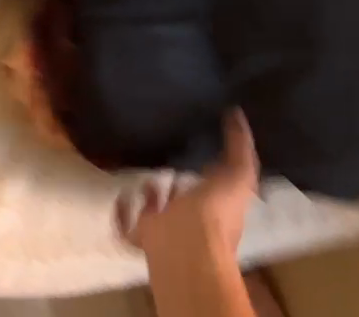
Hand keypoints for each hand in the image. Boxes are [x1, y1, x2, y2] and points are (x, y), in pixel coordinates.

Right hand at [119, 111, 259, 266]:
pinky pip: (128, 220)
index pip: (215, 182)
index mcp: (218, 205)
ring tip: (140, 169)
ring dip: (150, 194)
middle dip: (177, 180)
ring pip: (156, 208)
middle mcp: (193, 217)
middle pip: (185, 196)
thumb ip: (239, 147)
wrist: (183, 246)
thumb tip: (236, 112)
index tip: (199, 144)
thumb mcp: (237, 175)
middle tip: (164, 153)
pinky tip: (120, 192)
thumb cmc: (213, 212)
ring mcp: (166, 226)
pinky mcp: (142, 233)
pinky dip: (123, 210)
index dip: (210, 167)